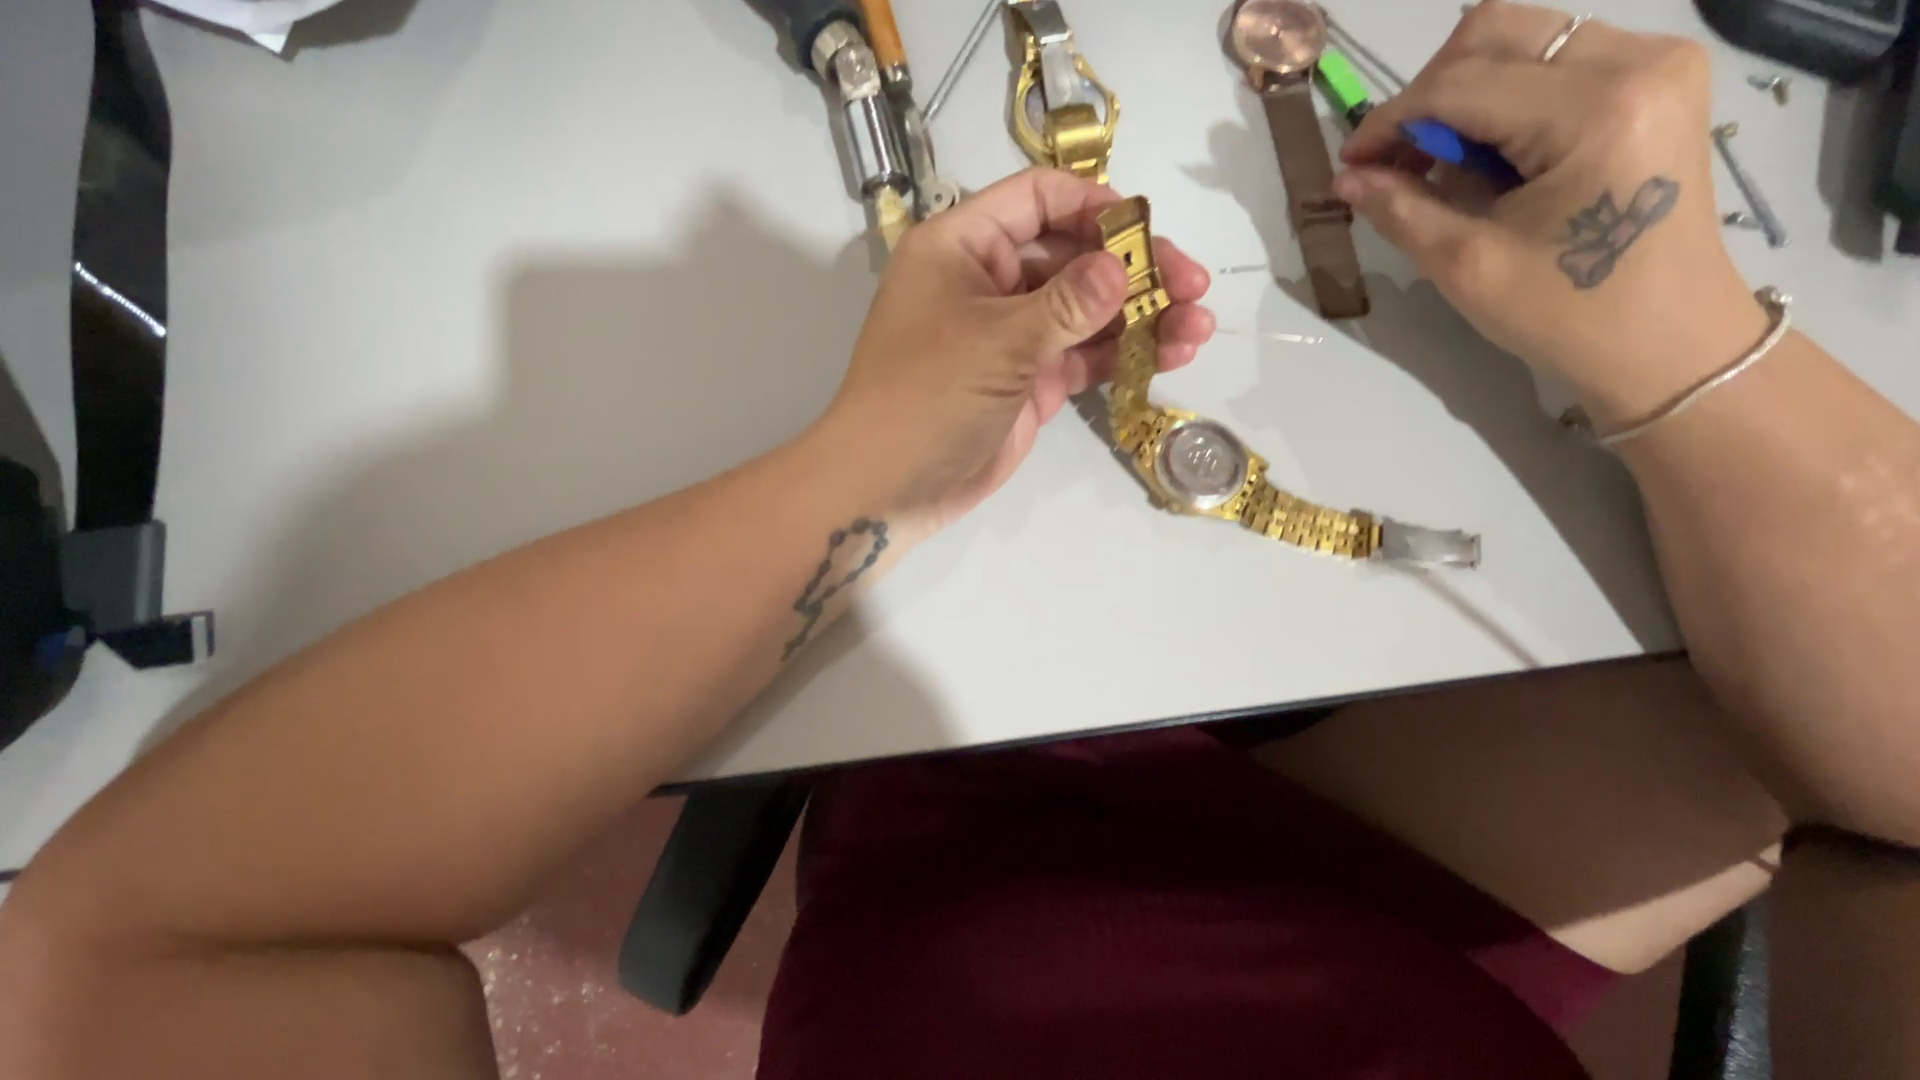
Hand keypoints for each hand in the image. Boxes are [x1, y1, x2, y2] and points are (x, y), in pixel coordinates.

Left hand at [821, 168, 1213, 524]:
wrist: (889, 486)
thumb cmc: (928, 396)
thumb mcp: (998, 341)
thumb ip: (1067, 303)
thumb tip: (1122, 268)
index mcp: (962, 246)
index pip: (1036, 200)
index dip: (1093, 206)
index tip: (1145, 228)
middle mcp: (988, 282)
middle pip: (1072, 255)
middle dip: (1134, 269)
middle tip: (1193, 285)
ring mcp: (1010, 334)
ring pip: (1085, 310)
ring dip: (1141, 315)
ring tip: (1198, 327)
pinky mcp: (1028, 381)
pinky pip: (1082, 354)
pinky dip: (1122, 353)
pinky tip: (1171, 354)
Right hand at [1337, 2, 1767, 425]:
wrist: (1668, 341)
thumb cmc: (1567, 315)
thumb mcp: (1466, 266)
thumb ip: (1401, 208)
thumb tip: (1347, 177)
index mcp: (1595, 110)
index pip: (1460, 85)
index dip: (1390, 120)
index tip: (1350, 162)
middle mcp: (1637, 61)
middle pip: (1496, 33)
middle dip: (1427, 93)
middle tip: (1396, 158)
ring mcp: (1657, 64)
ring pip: (1524, 41)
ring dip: (1464, 94)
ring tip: (1442, 163)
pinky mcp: (1658, 80)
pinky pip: (1557, 61)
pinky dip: (1505, 98)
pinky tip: (1489, 154)